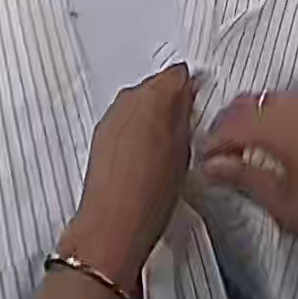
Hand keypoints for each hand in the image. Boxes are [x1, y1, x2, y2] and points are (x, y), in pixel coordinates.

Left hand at [60, 63, 194, 289]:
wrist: (112, 224)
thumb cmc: (149, 195)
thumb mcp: (183, 152)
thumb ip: (185, 116)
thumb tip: (186, 99)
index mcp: (154, 97)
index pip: (177, 74)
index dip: (189, 85)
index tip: (196, 96)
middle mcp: (129, 98)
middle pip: (156, 85)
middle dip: (170, 99)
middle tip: (184, 124)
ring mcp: (112, 114)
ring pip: (139, 100)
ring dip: (151, 113)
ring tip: (164, 144)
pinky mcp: (101, 131)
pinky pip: (124, 116)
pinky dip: (135, 126)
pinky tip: (144, 152)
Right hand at [198, 93, 297, 278]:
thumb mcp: (283, 208)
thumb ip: (242, 179)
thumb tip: (211, 166)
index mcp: (282, 125)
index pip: (232, 123)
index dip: (212, 140)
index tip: (202, 159)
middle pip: (248, 103)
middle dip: (228, 124)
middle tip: (217, 154)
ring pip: (269, 100)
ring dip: (251, 118)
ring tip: (243, 151)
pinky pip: (292, 104)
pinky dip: (275, 117)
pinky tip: (274, 144)